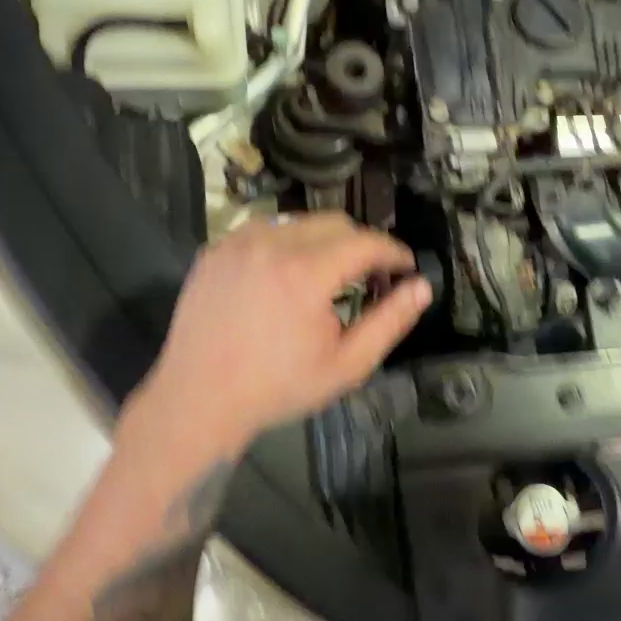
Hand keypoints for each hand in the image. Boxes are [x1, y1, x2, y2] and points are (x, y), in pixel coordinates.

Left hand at [123, 214, 431, 454]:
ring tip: (328, 277)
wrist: (199, 399)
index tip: (405, 266)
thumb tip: (422, 287)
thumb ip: (390, 322)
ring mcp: (236, 243)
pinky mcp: (214, 251)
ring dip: (322, 242)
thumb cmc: (279, 387)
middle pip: (333, 222)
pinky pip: (262, 232)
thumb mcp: (347, 364)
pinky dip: (285, 245)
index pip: (365, 242)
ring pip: (297, 222)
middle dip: (360, 244)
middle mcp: (270, 244)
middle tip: (370, 276)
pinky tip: (287, 277)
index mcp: (306, 273)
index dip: (393, 251)